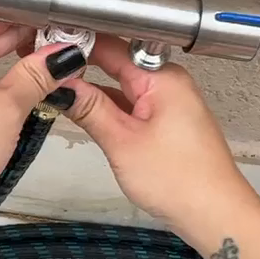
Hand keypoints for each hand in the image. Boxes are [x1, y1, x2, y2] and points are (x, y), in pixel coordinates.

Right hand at [61, 36, 259, 250]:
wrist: (214, 215)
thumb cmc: (179, 181)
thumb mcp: (121, 142)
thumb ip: (89, 108)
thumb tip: (62, 84)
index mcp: (161, 77)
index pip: (111, 47)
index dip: (77, 43)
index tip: (46, 45)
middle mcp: (168, 83)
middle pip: (117, 63)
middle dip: (82, 64)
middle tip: (45, 67)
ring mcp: (169, 103)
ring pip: (123, 85)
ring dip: (93, 88)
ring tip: (57, 86)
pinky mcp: (167, 122)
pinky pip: (132, 104)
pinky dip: (109, 107)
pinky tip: (85, 111)